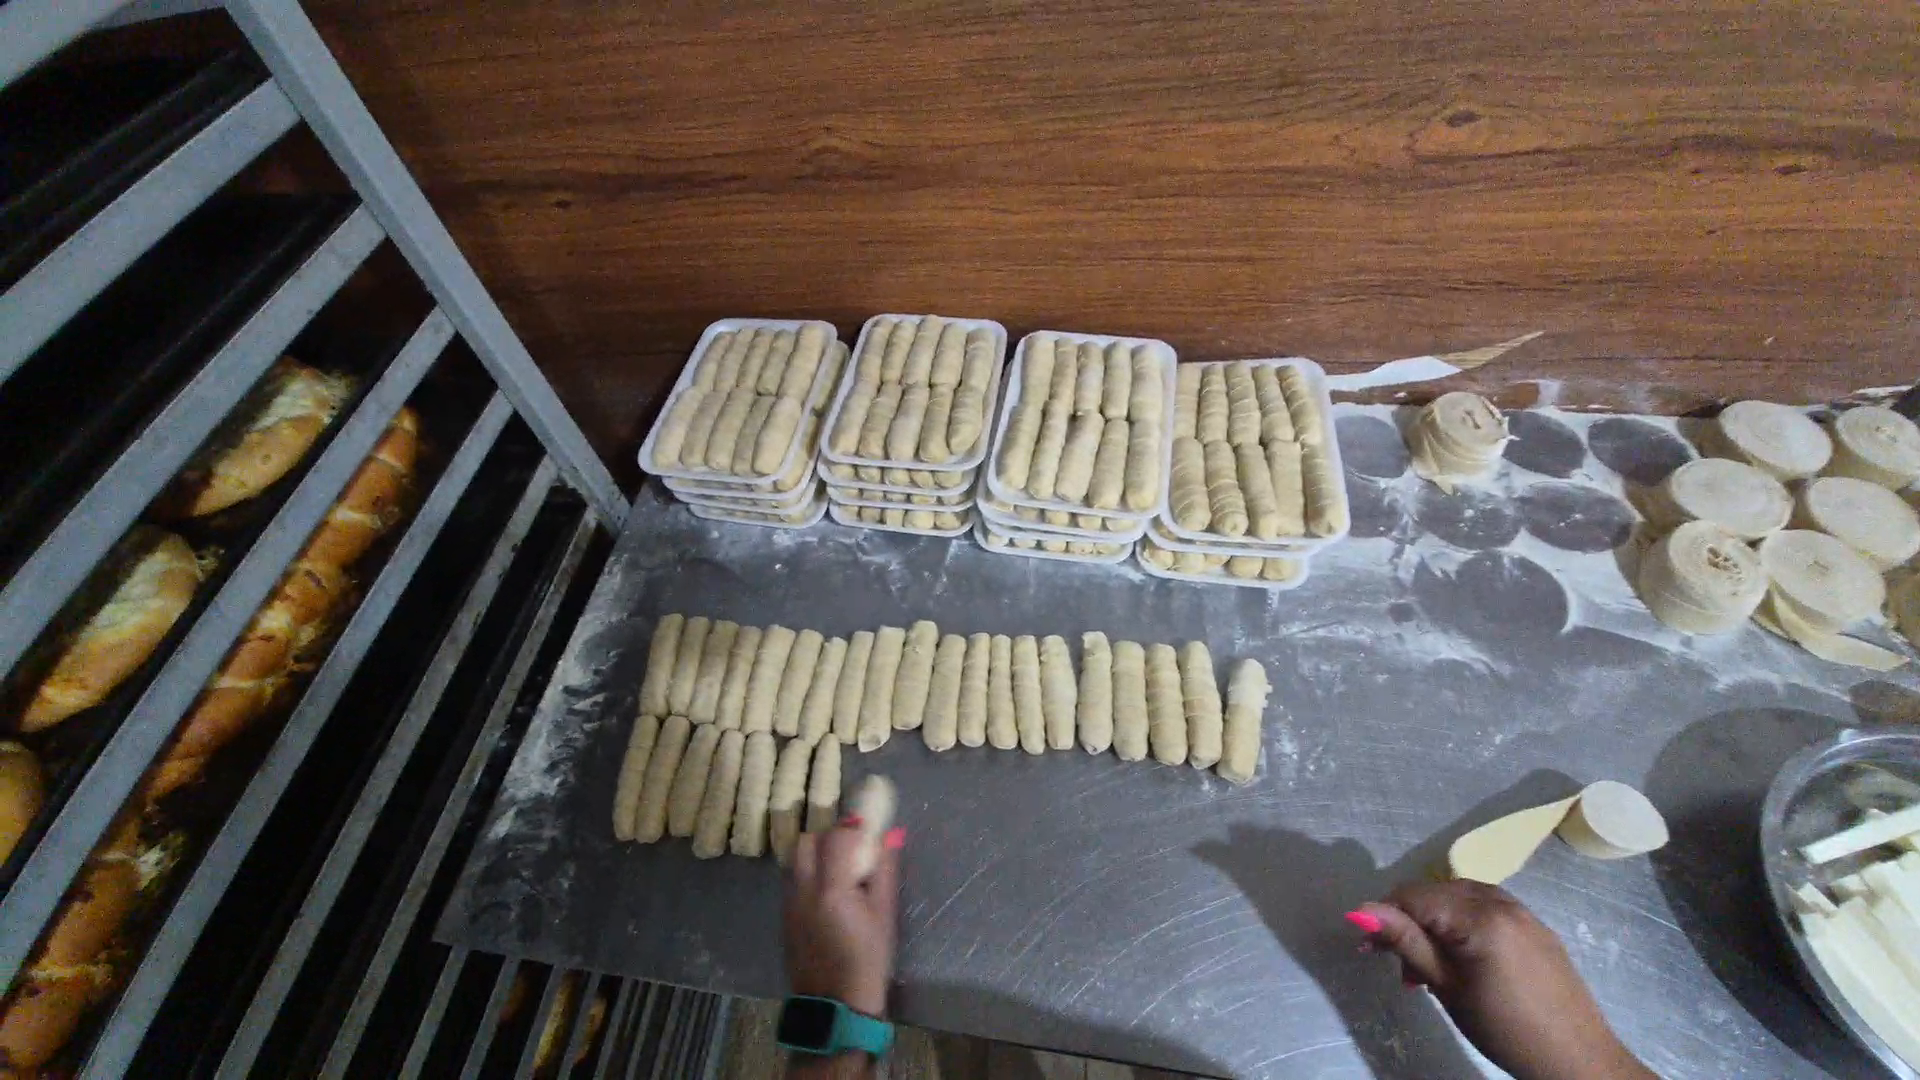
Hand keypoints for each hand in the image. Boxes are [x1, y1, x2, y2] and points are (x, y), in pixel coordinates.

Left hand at [784, 819, 902, 1016]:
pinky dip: (808, 873)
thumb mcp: (884, 914)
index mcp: (832, 889)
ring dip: (816, 853)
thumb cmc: (868, 960)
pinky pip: (792, 879)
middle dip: (829, 836)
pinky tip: (826, 892)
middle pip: (807, 841)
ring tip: (838, 869)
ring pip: (795, 858)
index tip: (868, 830)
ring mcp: (789, 903)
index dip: (853, 827)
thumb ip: (885, 870)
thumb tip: (890, 835)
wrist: (836, 1006)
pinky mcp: (783, 916)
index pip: (837, 837)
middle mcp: (804, 890)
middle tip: (851, 848)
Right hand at [1354, 881, 1656, 1079]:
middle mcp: (1498, 901)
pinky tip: (1461, 954)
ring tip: (1429, 963)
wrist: (1582, 1064)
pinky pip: (1483, 906)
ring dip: (1433, 920)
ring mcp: (1520, 910)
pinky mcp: (1534, 925)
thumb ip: (1405, 941)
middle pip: (1432, 893)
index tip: (1369, 949)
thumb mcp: (1447, 986)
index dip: (1383, 917)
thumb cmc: (1506, 1028)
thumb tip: (1359, 910)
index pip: (1411, 896)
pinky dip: (1461, 921)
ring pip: (1456, 897)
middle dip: (1408, 922)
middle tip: (1400, 965)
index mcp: (1477, 916)